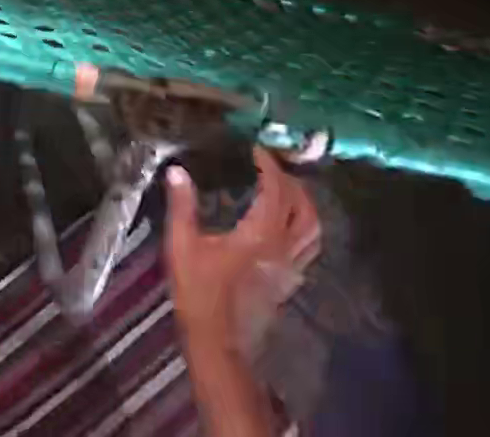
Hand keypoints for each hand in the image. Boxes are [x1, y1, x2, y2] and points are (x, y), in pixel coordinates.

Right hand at [163, 146, 320, 345]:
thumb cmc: (199, 291)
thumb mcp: (183, 244)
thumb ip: (182, 205)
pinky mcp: (289, 282)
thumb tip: (177, 170)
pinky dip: (301, 225)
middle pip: (304, 210)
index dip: (269, 167)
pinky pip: (307, 246)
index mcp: (260, 237)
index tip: (255, 148)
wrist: (218, 342)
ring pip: (313, 230)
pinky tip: (281, 222)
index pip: (276, 192)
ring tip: (284, 187)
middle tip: (271, 164)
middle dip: (292, 182)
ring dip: (303, 204)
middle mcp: (284, 250)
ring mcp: (291, 269)